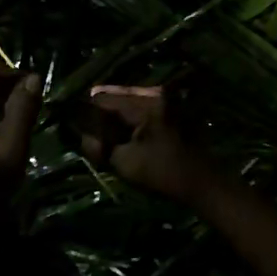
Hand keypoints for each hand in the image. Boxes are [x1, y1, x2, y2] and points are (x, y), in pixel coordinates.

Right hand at [80, 85, 223, 204]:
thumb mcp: (124, 162)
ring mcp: (165, 99)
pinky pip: (139, 108)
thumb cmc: (164, 174)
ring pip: (126, 102)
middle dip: (98, 113)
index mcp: (145, 102)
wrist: (204, 183)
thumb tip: (81, 135)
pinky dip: (127, 119)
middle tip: (85, 129)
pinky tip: (120, 135)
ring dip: (112, 116)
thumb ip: (98, 146)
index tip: (72, 123)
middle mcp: (155, 93)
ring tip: (102, 135)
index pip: (103, 99)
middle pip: (115, 97)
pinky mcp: (169, 108)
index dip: (85, 112)